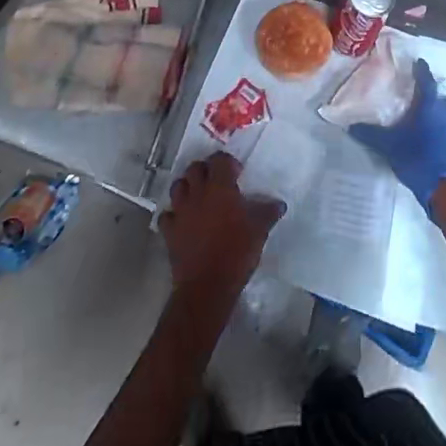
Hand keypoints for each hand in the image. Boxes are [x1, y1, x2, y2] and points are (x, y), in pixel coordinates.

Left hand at [158, 152, 283, 299]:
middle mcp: (197, 194)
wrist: (208, 284)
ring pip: (177, 187)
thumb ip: (268, 212)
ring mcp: (180, 212)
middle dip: (205, 170)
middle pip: (194, 168)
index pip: (219, 160)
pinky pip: (167, 215)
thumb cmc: (237, 251)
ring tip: (199, 197)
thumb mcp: (260, 229)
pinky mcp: (169, 231)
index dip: (227, 162)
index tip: (236, 173)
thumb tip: (278, 204)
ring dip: (187, 187)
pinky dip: (174, 214)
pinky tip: (183, 221)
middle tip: (217, 181)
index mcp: (220, 188)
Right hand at [347, 59, 445, 209]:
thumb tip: (351, 126)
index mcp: (429, 106)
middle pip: (441, 99)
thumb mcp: (389, 146)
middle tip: (419, 103)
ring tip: (430, 123)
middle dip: (432, 99)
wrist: (445, 188)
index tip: (419, 64)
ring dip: (443, 116)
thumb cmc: (417, 159)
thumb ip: (371, 134)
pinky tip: (441, 140)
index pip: (426, 81)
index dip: (422, 71)